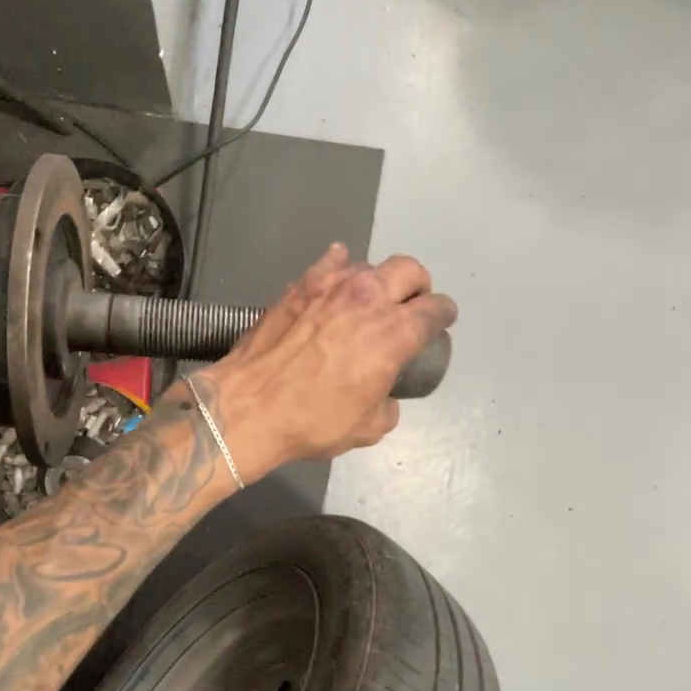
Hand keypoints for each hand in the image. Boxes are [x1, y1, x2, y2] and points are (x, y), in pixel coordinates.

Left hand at [193, 245, 456, 481]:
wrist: (248, 406)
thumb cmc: (311, 421)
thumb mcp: (366, 428)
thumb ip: (387, 407)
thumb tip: (384, 398)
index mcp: (394, 334)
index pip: (435, 310)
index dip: (442, 315)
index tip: (440, 321)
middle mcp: (369, 299)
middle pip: (409, 271)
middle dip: (417, 286)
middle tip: (409, 304)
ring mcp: (331, 286)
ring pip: (368, 266)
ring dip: (376, 280)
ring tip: (367, 300)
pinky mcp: (298, 286)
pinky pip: (329, 262)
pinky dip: (339, 267)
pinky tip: (336, 279)